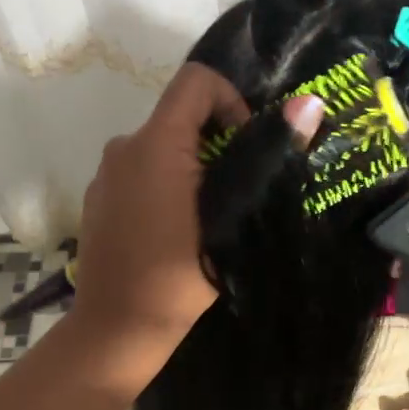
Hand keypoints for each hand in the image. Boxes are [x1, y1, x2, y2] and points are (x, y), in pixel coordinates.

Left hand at [73, 65, 324, 356]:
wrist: (119, 328)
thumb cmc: (180, 275)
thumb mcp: (232, 217)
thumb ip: (267, 158)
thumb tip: (311, 103)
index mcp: (155, 142)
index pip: (197, 82)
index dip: (232, 102)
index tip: (246, 149)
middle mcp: (123, 147)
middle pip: (179, 119)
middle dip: (214, 146)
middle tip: (234, 196)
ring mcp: (104, 176)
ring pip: (159, 152)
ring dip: (188, 172)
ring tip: (205, 222)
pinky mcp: (97, 202)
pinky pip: (139, 177)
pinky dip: (162, 191)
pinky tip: (172, 237)